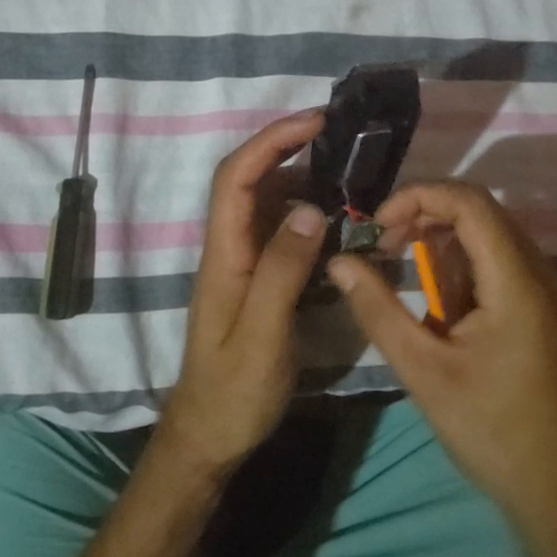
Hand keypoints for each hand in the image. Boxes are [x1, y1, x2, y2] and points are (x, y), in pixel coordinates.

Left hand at [157, 110, 327, 476]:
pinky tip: (337, 220)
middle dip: (287, 147)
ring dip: (300, 178)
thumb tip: (311, 208)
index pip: (237, 178)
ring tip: (348, 172)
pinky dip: (307, 213)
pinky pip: (279, 232)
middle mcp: (228, 247)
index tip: (316, 121)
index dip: (271, 140)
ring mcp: (241, 263)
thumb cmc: (233, 391)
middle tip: (340, 138)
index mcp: (223, 253)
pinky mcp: (256, 280)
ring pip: (266, 203)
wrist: (209, 436)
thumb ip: (282, 272)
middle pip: (249, 180)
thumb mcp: (262, 335)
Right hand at [328, 181, 556, 556]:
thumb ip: (379, 309)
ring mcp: (552, 295)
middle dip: (425, 217)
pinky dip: (465, 268)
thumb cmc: (493, 432)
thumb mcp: (424, 372)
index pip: (470, 203)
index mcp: (519, 283)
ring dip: (443, 243)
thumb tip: (339, 261)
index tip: (377, 225)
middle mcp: (544, 276)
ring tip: (401, 270)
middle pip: (482, 214)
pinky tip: (438, 303)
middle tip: (382, 246)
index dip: (418, 197)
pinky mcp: (549, 315)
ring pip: (492, 239)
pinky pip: (504, 267)